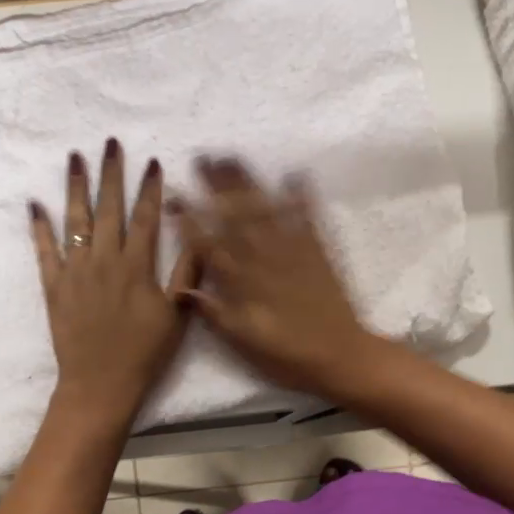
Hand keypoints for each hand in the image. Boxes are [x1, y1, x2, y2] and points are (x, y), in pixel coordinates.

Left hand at [31, 140, 194, 421]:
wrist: (100, 384)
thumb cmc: (144, 354)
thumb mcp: (177, 316)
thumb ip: (187, 275)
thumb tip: (199, 238)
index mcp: (137, 266)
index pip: (146, 217)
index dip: (150, 188)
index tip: (152, 161)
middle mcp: (105, 260)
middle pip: (109, 208)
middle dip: (111, 173)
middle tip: (110, 142)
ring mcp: (76, 271)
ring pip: (75, 220)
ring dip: (76, 186)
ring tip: (75, 157)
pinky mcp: (54, 286)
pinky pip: (45, 250)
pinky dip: (39, 227)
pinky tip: (35, 203)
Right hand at [172, 159, 382, 399]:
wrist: (341, 357)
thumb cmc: (287, 356)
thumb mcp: (242, 342)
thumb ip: (214, 313)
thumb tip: (182, 289)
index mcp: (241, 282)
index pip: (207, 243)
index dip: (188, 219)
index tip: (173, 196)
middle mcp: (263, 259)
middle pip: (235, 215)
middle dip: (216, 186)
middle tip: (200, 157)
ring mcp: (293, 251)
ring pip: (265, 208)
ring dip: (247, 181)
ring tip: (231, 156)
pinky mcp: (319, 251)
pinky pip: (308, 217)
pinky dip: (300, 195)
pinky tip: (293, 172)